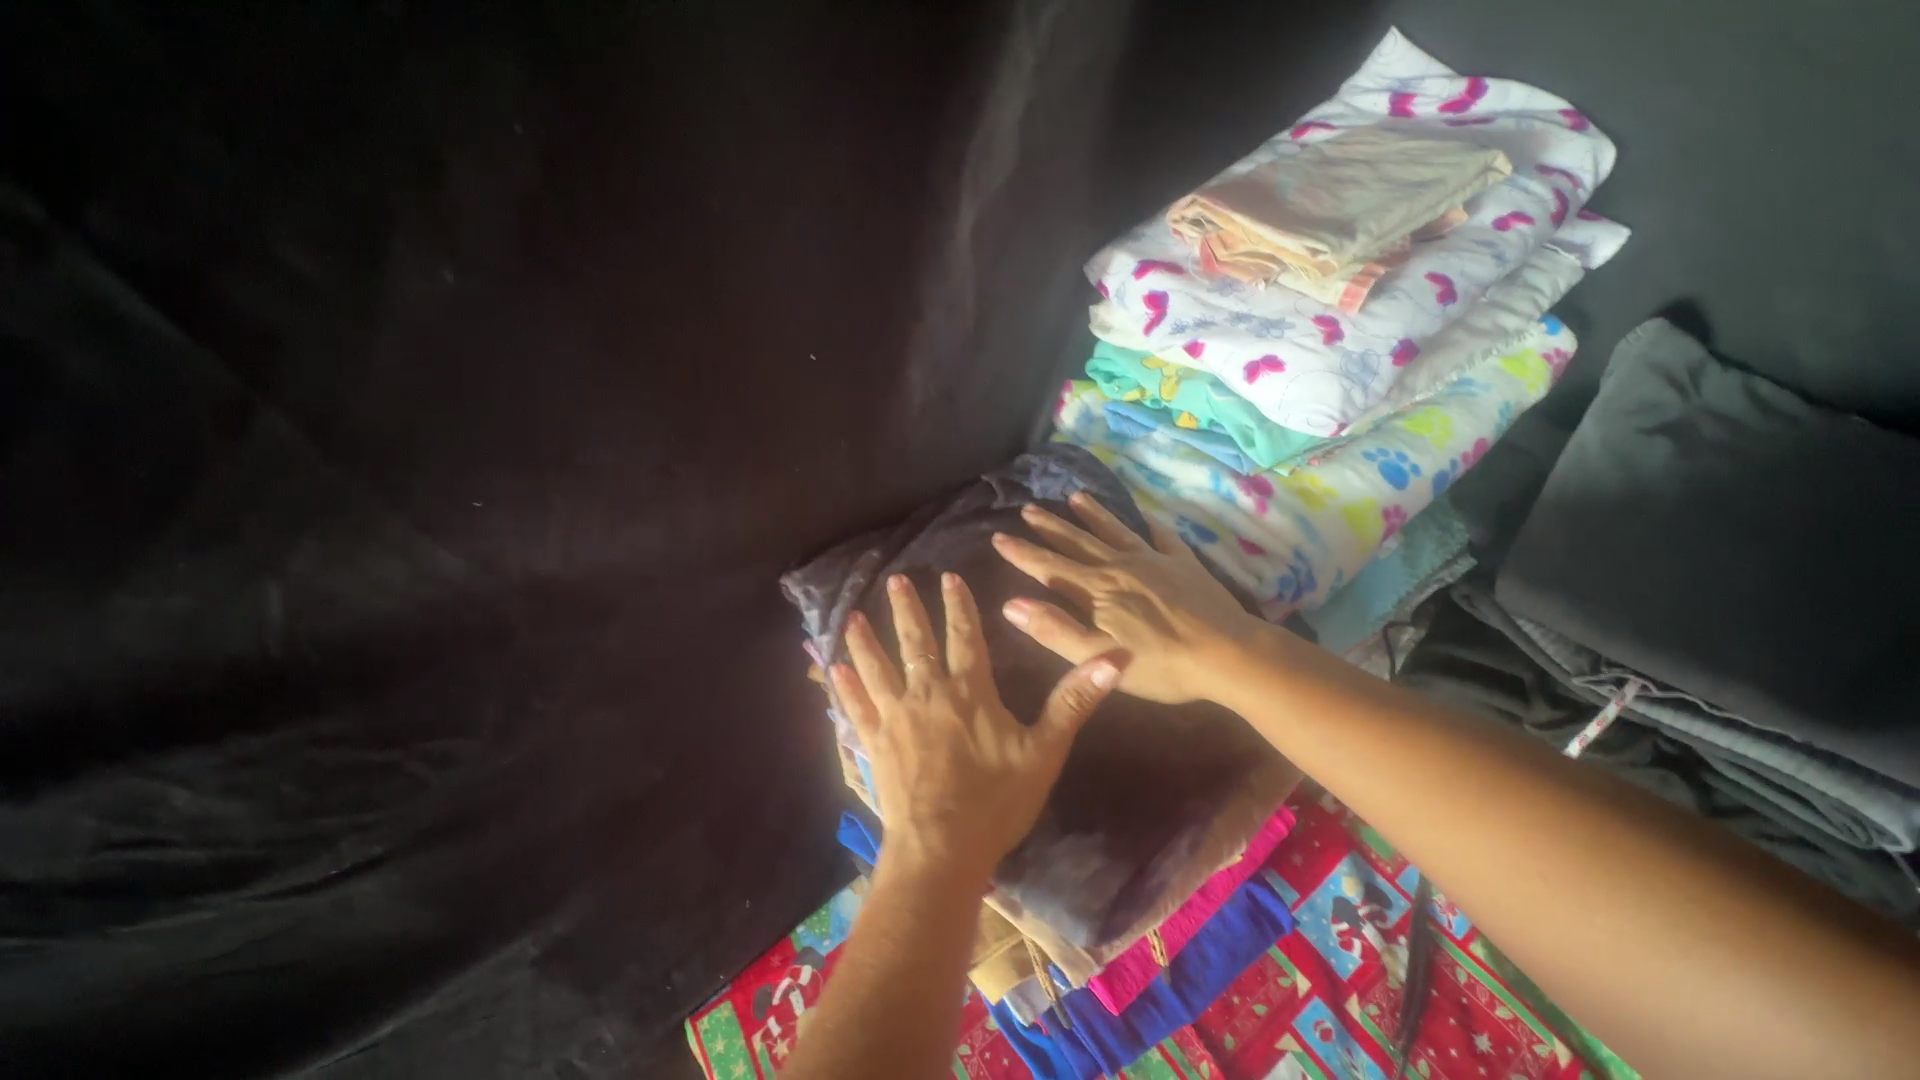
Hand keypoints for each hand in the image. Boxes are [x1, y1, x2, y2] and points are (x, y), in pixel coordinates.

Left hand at [832, 571, 1125, 886]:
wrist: (942, 848)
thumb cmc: (996, 800)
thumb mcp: (1044, 750)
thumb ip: (1074, 700)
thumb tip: (1115, 657)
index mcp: (969, 690)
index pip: (965, 635)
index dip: (958, 605)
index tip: (949, 577)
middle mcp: (927, 693)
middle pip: (916, 642)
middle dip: (907, 609)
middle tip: (896, 580)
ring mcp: (895, 718)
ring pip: (878, 668)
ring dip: (866, 640)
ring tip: (853, 616)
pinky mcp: (874, 745)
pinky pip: (856, 708)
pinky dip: (845, 689)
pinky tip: (833, 672)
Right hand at [991, 491, 1267, 704]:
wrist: (1228, 655)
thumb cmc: (1159, 665)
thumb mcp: (1096, 656)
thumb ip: (1054, 630)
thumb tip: (1010, 604)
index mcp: (1097, 590)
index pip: (1049, 567)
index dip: (1022, 553)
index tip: (997, 536)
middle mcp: (1121, 567)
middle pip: (1079, 543)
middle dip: (1051, 527)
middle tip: (1028, 508)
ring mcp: (1155, 562)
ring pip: (1116, 532)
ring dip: (1094, 515)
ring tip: (1076, 497)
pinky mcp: (1185, 565)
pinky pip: (1163, 538)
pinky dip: (1151, 527)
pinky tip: (1147, 519)